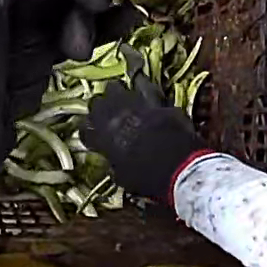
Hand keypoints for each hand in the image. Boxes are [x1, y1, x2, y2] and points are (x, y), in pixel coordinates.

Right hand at [82, 82, 210, 203]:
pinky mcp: (157, 100)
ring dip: (117, 94)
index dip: (87, 132)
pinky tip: (144, 92)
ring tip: (122, 100)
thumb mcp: (124, 178)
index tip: (92, 136)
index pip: (85, 129)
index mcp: (104, 138)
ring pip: (116, 87)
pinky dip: (143, 89)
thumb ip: (114, 164)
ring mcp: (135, 104)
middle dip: (99, 108)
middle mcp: (115, 116)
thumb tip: (113, 161)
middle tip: (105, 116)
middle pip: (96, 103)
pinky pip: (144, 87)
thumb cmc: (150, 178)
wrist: (182, 166)